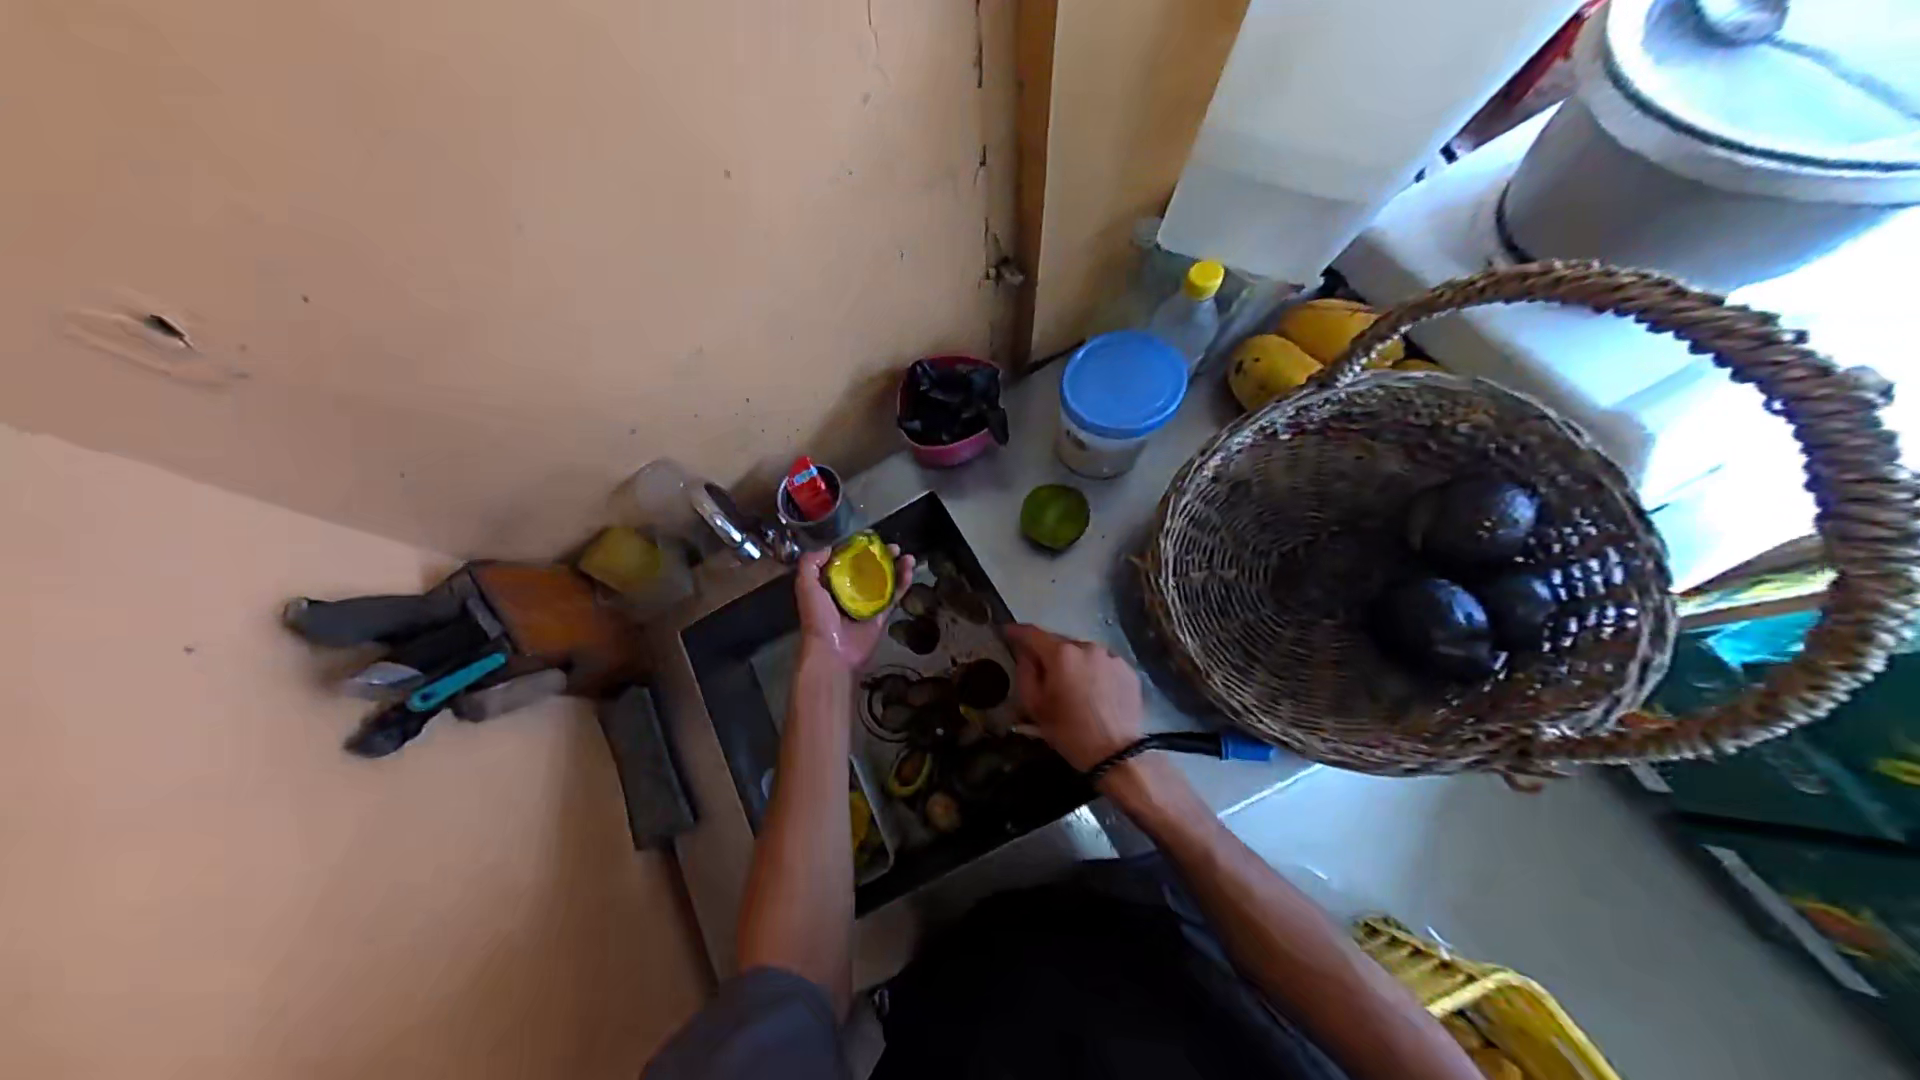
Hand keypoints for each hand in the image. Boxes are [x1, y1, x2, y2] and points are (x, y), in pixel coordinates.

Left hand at [794, 544, 913, 671]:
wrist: (832, 652)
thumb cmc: (818, 618)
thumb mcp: (806, 587)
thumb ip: (810, 564)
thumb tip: (829, 547)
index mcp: (830, 585)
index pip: (845, 562)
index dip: (858, 549)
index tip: (870, 539)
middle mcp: (849, 593)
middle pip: (868, 569)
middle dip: (881, 557)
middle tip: (893, 546)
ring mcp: (867, 604)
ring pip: (884, 581)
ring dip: (896, 567)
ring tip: (906, 555)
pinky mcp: (881, 616)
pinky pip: (894, 596)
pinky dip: (903, 583)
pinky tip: (910, 569)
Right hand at [1003, 623, 1145, 771]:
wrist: (1116, 754)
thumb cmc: (1069, 732)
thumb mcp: (1034, 706)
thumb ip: (1025, 672)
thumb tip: (1025, 654)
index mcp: (1061, 654)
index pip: (1033, 634)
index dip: (1017, 632)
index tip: (1008, 632)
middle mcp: (1087, 646)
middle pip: (1060, 643)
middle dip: (1049, 653)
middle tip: (1043, 671)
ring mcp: (1111, 656)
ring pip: (1083, 653)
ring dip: (1073, 663)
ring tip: (1072, 685)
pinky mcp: (1128, 669)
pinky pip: (1103, 663)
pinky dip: (1094, 672)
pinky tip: (1094, 692)